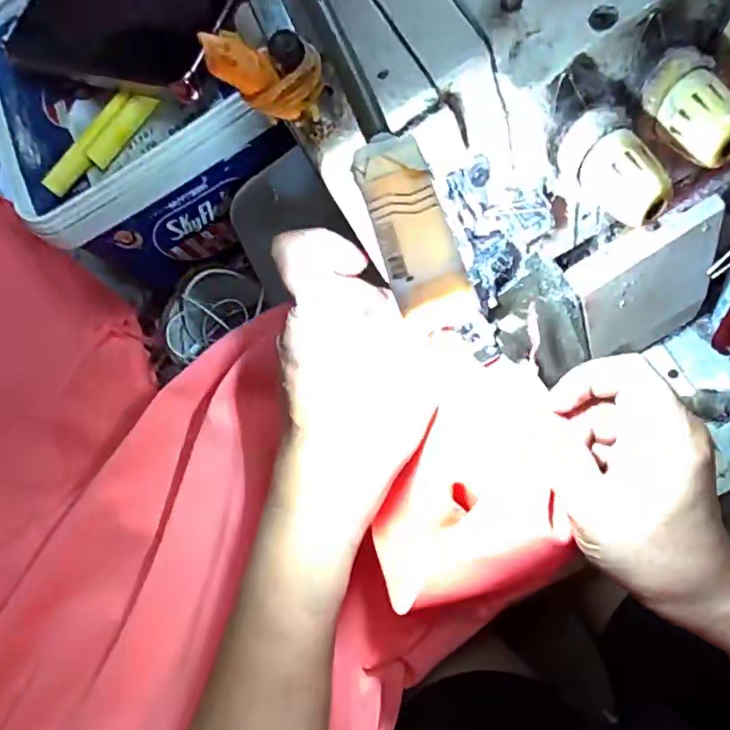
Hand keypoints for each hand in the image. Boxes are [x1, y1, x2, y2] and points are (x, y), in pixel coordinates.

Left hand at [271, 229, 435, 542]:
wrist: (334, 483)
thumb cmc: (375, 416)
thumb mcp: (425, 365)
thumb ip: (433, 329)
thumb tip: (436, 319)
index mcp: (318, 307)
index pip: (299, 250)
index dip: (330, 246)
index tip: (363, 264)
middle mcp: (296, 328)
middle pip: (330, 294)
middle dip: (369, 304)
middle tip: (406, 328)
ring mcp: (293, 360)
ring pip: (334, 328)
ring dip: (365, 336)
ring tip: (400, 365)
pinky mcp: (299, 389)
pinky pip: (330, 357)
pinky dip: (355, 361)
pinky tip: (382, 389)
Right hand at [549, 355, 729, 622]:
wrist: (697, 590)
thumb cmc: (647, 550)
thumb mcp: (591, 506)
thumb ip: (559, 459)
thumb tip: (533, 428)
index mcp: (665, 427)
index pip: (624, 370)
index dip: (582, 381)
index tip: (553, 412)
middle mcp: (676, 427)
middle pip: (618, 398)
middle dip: (577, 421)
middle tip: (550, 455)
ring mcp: (676, 445)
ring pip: (619, 423)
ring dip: (586, 444)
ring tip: (566, 478)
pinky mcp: (670, 464)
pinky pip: (629, 444)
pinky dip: (601, 457)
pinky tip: (585, 487)